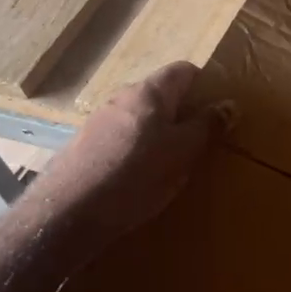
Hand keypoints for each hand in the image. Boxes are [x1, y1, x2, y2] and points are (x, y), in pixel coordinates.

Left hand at [22, 61, 233, 253]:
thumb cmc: (133, 177)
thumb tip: (230, 104)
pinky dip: (131, 154)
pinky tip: (134, 182)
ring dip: (154, 136)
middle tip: (197, 140)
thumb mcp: (183, 152)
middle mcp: (120, 99)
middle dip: (180, 113)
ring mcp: (94, 125)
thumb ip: (208, 125)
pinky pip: (117, 142)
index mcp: (149, 92)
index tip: (215, 110)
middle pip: (159, 96)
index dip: (204, 85)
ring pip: (137, 121)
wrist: (60, 221)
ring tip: (167, 165)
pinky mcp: (78, 152)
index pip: (184, 70)